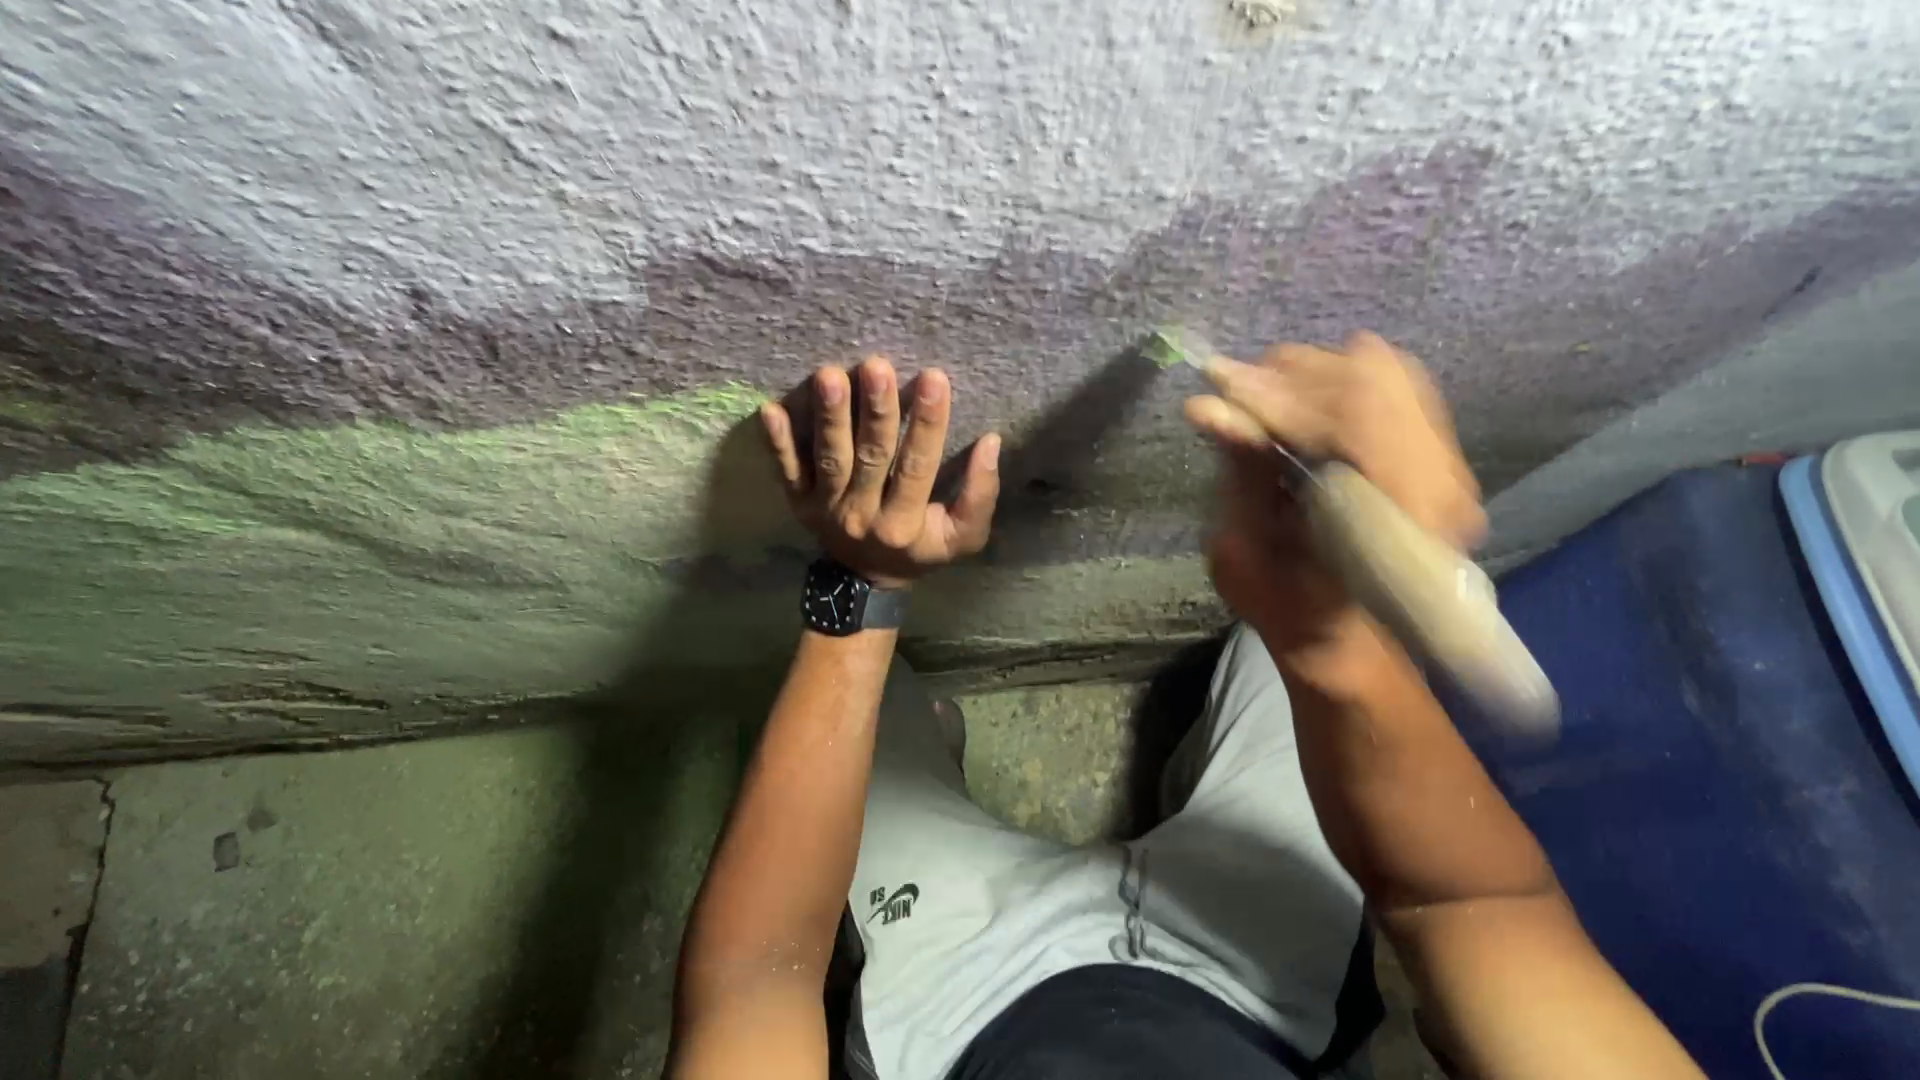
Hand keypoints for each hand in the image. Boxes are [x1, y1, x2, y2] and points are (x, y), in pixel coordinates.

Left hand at [760, 357, 1000, 589]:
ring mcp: (825, 508)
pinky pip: (786, 470)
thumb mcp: (961, 537)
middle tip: (877, 366)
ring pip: (829, 458)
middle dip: (875, 411)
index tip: (934, 379)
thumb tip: (990, 443)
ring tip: (829, 376)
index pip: (917, 467)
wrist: (866, 580)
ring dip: (829, 417)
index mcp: (904, 525)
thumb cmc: (920, 549)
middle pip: (870, 457)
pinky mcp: (799, 501)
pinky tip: (771, 409)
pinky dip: (778, 442)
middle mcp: (862, 515)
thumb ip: (980, 495)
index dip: (927, 424)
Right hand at [1183, 331, 1484, 662]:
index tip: (1220, 381)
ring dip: (1314, 376)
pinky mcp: (1437, 459)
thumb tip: (1208, 406)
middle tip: (1232, 382)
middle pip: (1371, 383)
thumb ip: (1243, 474)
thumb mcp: (1249, 552)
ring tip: (1259, 390)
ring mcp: (1446, 467)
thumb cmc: (1288, 607)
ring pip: (1385, 377)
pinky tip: (1299, 397)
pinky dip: (1340, 385)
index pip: (1351, 415)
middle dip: (1292, 375)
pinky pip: (1396, 391)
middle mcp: (1438, 482)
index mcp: (1393, 514)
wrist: (1344, 639)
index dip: (1281, 392)